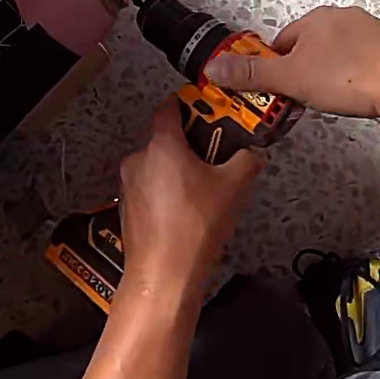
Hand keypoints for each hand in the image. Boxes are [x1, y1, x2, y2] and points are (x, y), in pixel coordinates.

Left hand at [116, 102, 264, 311]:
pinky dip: (166, 193)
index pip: (169, 108)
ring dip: (178, 171)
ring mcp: (129, 186)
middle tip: (215, 157)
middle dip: (190, 146)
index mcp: (162, 146)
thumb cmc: (194, 227)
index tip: (206, 109)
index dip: (189, 105)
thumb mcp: (234, 187)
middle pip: (165, 140)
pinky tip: (186, 212)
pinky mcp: (128, 208)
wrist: (165, 274)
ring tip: (204, 190)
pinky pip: (150, 189)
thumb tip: (251, 154)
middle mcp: (139, 160)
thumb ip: (246, 161)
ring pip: (157, 166)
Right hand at [203, 6, 379, 120]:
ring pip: (338, 54)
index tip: (272, 85)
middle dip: (303, 71)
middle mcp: (343, 19)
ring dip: (330, 74)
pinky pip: (363, 63)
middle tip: (300, 96)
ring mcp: (370, 33)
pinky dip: (356, 78)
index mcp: (315, 20)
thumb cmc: (352, 74)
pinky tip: (356, 95)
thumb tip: (217, 67)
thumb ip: (252, 75)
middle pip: (309, 47)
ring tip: (330, 98)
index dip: (274, 67)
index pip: (281, 41)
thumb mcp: (290, 79)